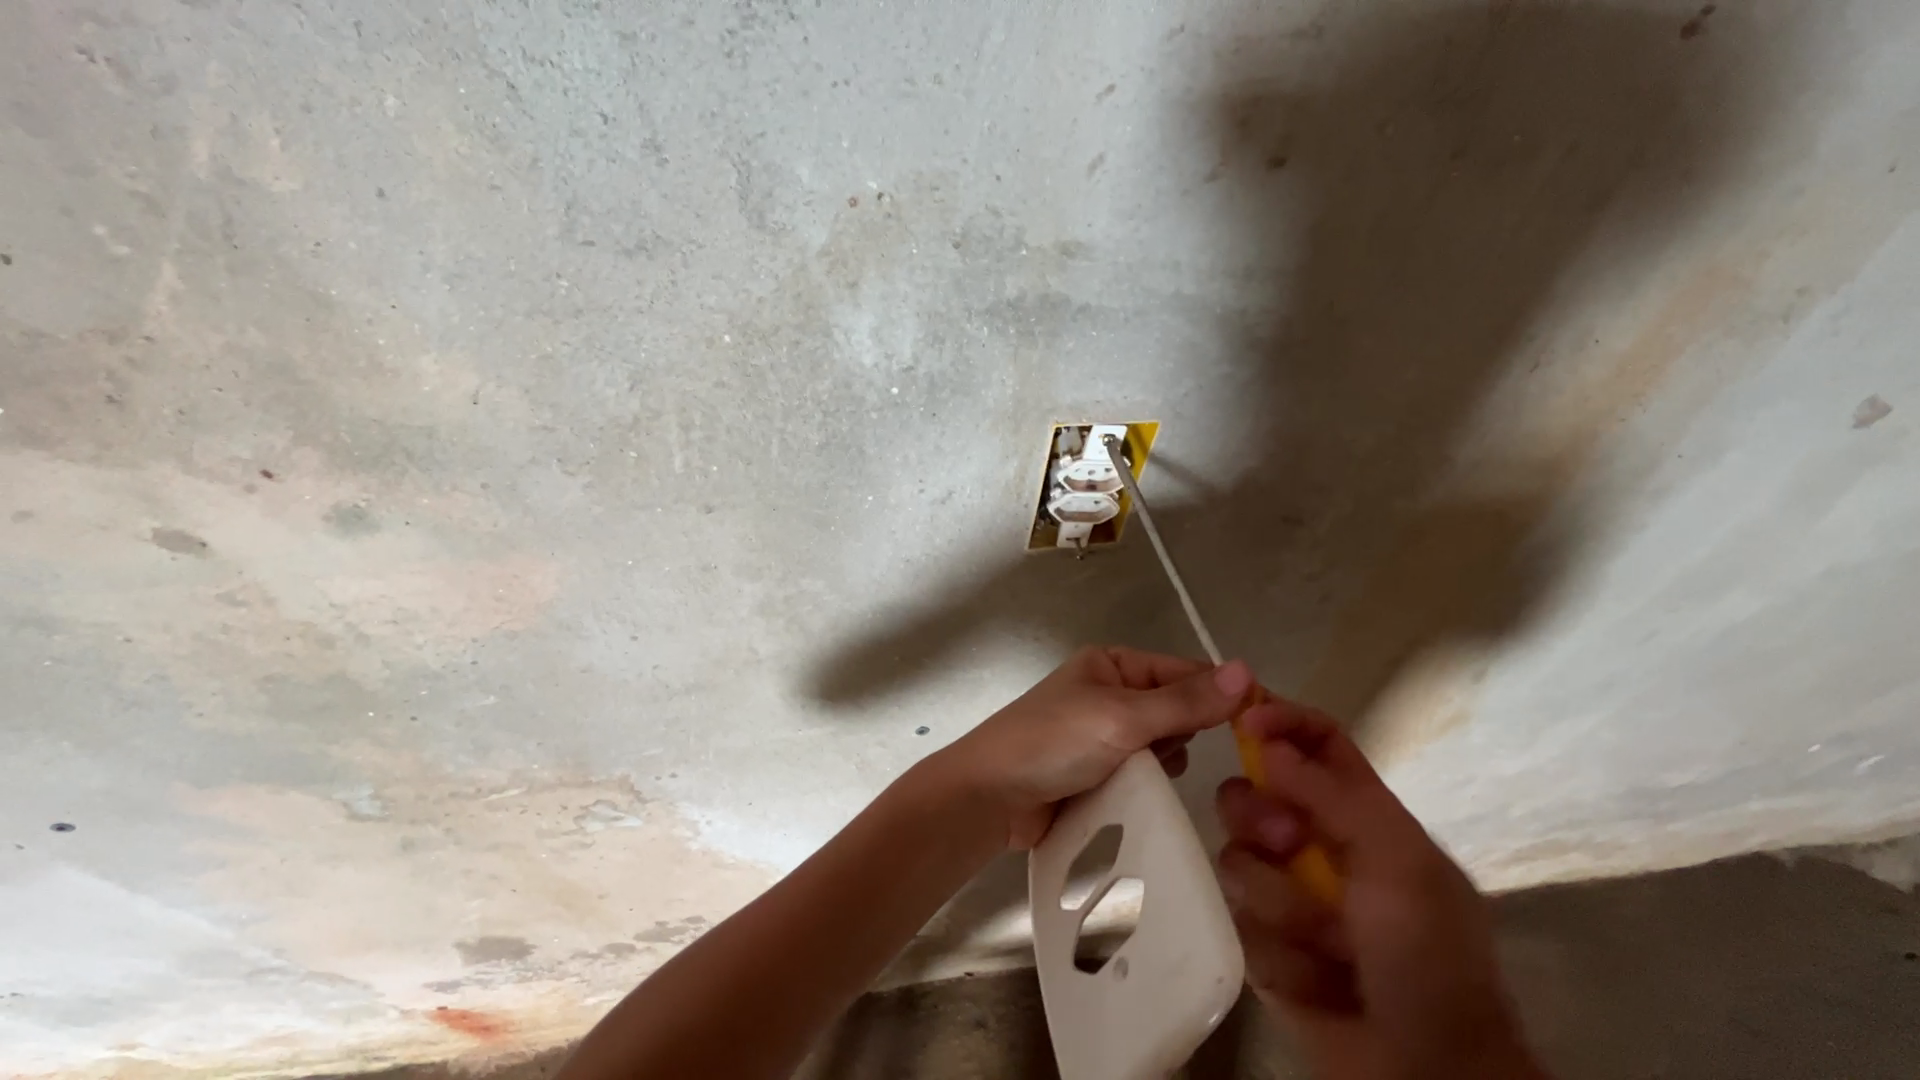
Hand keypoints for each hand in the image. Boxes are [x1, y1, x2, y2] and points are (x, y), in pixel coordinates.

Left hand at [929, 645, 1252, 849]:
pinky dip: (1146, 787)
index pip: (1183, 672)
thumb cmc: (1054, 742)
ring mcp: (1101, 737)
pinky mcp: (1095, 775)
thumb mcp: (1123, 716)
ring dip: (1162, 767)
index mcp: (1112, 664)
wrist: (990, 798)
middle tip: (1170, 757)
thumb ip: (1184, 701)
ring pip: (1160, 750)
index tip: (1262, 726)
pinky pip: (1139, 777)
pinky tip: (1142, 800)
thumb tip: (1248, 671)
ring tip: (1147, 779)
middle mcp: (1108, 694)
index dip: (1220, 696)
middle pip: (1175, 713)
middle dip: (1181, 736)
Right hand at [1215, 699, 1546, 1079]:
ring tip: (1327, 945)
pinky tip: (1313, 979)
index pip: (1315, 741)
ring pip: (1235, 859)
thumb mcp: (1398, 862)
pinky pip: (1235, 920)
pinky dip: (1276, 952)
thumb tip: (1266, 743)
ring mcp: (1286, 894)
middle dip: (1260, 819)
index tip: (1240, 721)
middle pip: (1251, 793)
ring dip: (1279, 903)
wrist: (1424, 1068)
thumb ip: (1332, 796)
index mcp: (1360, 812)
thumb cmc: (1427, 954)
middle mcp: (1316, 843)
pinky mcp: (1262, 943)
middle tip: (1289, 844)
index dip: (1278, 720)